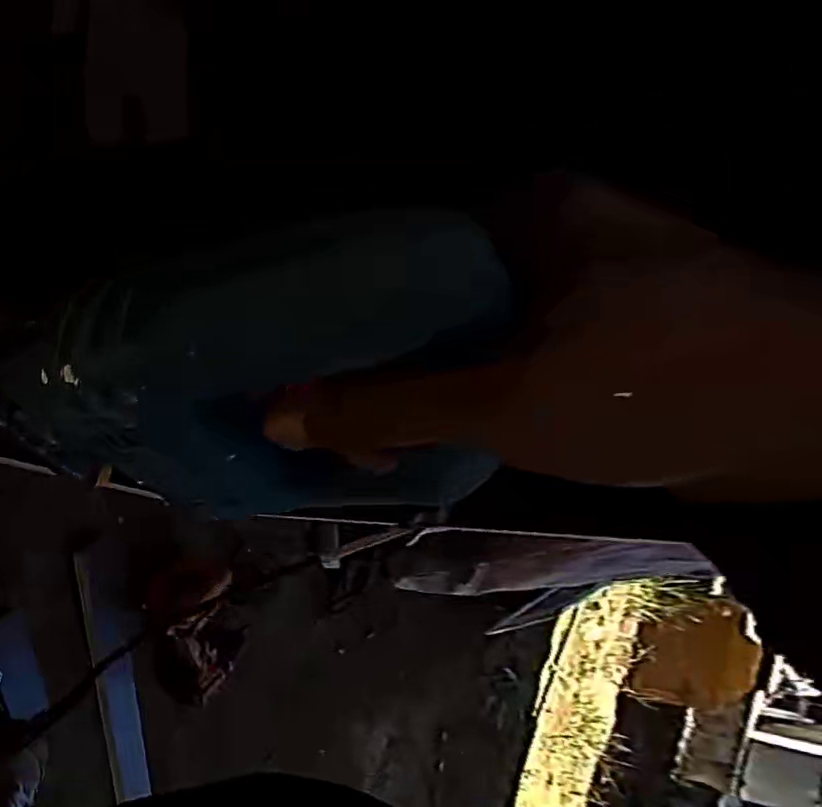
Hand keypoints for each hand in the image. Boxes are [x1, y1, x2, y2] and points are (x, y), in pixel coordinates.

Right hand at [265, 178, 821, 502]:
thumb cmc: (668, 389)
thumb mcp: (502, 402)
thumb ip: (379, 408)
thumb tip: (274, 417)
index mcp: (513, 218)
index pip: (371, 264)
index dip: (316, 327)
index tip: (283, 382)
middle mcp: (520, 237)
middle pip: (389, 310)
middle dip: (350, 379)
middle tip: (328, 436)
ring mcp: (538, 283)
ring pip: (417, 341)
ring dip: (384, 398)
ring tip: (369, 452)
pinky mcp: (552, 326)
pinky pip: (453, 358)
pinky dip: (422, 399)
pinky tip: (405, 438)